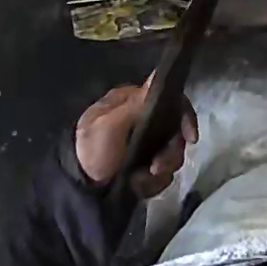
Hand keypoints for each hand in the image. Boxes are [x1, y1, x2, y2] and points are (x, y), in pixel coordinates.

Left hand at [73, 81, 196, 197]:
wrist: (77, 192)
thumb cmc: (91, 151)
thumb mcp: (110, 126)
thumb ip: (136, 104)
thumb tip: (159, 73)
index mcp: (132, 102)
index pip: (169, 99)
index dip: (184, 115)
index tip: (190, 138)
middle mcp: (141, 119)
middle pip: (174, 130)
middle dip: (170, 152)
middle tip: (156, 168)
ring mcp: (143, 144)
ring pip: (171, 153)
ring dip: (162, 170)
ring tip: (143, 180)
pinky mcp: (143, 165)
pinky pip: (163, 172)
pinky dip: (155, 182)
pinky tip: (139, 186)